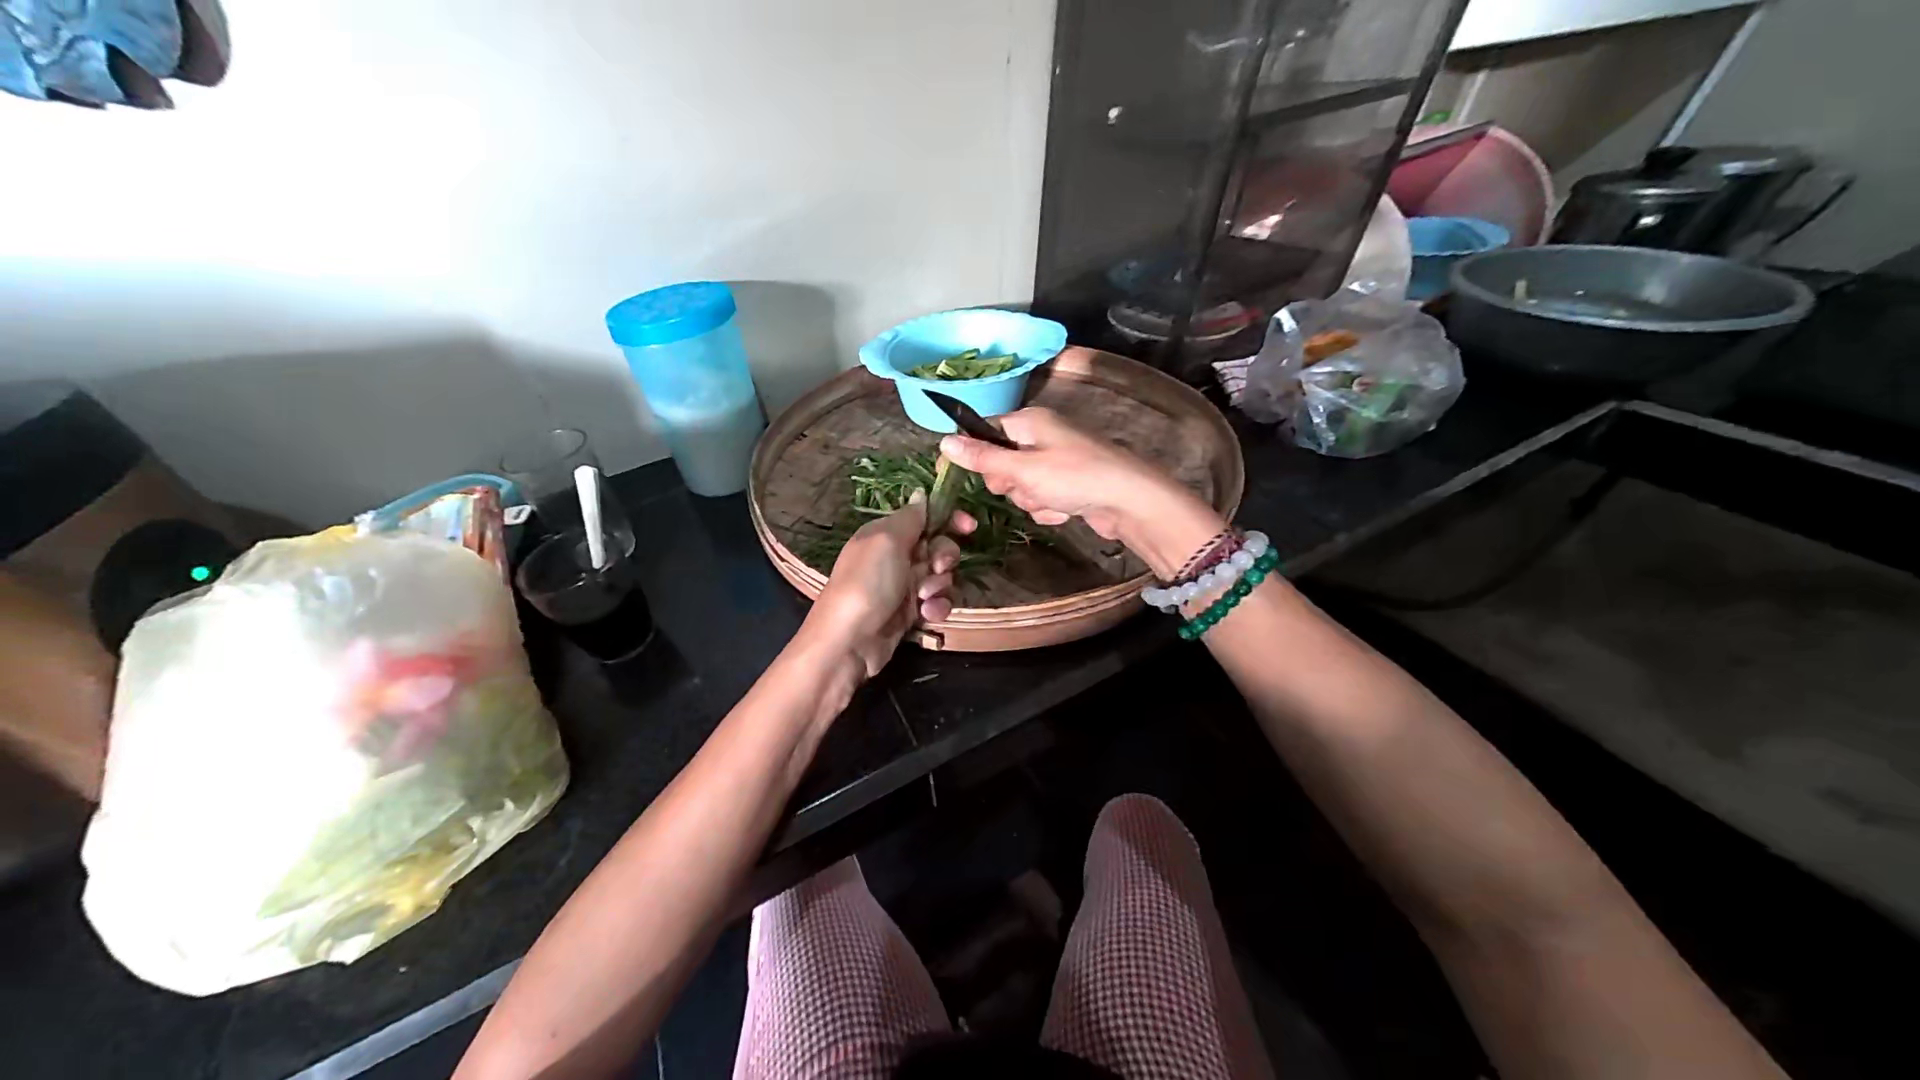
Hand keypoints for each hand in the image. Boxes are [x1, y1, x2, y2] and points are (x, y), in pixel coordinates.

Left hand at [800, 492, 971, 677]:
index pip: (925, 518)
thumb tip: (922, 494)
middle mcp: (896, 557)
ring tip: (922, 598)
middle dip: (944, 557)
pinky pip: (937, 603)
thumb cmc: (867, 583)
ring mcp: (904, 586)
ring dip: (939, 586)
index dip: (949, 520)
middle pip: (939, 547)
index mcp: (886, 534)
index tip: (969, 526)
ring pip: (942, 577)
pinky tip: (926, 615)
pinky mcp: (911, 613)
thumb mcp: (887, 540)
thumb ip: (910, 517)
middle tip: (935, 568)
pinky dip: (936, 607)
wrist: (849, 641)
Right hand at [938, 408, 1223, 578]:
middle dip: (1010, 483)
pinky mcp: (1067, 484)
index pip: (985, 432)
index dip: (978, 456)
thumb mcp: (1022, 469)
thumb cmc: (1075, 477)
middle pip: (1001, 463)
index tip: (974, 476)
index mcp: (1029, 421)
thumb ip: (983, 458)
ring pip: (1020, 486)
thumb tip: (943, 441)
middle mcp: (1041, 436)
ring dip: (1030, 500)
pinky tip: (1066, 510)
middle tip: (1027, 487)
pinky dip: (1049, 508)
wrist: (1130, 502)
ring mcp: (1056, 461)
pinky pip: (1041, 498)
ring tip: (1053, 500)